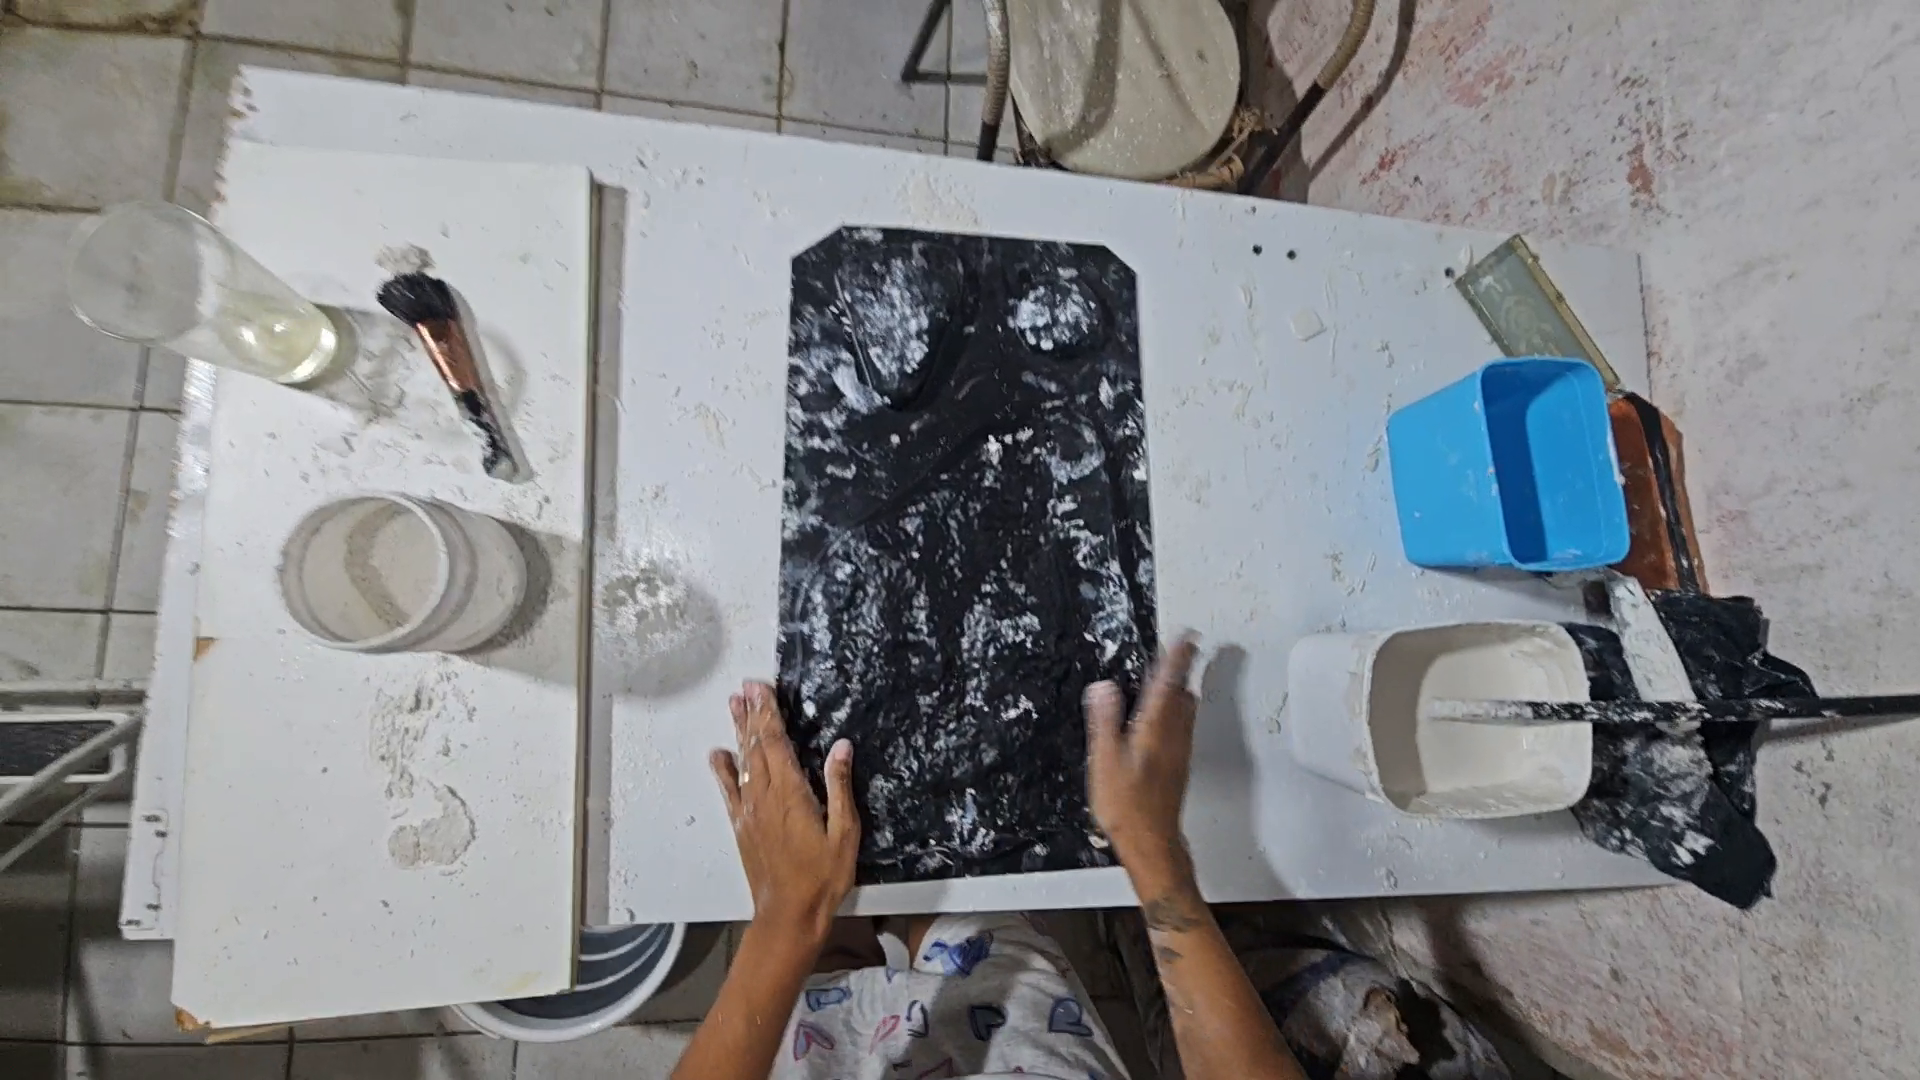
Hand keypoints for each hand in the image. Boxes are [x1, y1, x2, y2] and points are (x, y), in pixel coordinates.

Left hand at [709, 682, 858, 944]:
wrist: (788, 916)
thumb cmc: (823, 875)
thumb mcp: (845, 832)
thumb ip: (839, 787)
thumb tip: (841, 745)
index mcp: (791, 794)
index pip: (776, 743)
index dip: (768, 713)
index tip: (761, 688)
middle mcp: (764, 797)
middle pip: (755, 746)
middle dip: (752, 713)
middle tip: (746, 686)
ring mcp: (749, 811)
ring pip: (742, 762)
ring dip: (738, 731)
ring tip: (734, 705)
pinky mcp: (742, 826)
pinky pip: (730, 791)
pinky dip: (723, 770)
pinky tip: (718, 754)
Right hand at [1084, 636, 1199, 876]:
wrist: (1151, 843)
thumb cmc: (1126, 804)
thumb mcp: (1105, 760)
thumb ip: (1105, 721)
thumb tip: (1104, 686)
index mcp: (1155, 729)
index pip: (1168, 685)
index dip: (1177, 659)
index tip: (1187, 637)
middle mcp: (1173, 736)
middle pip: (1182, 694)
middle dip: (1181, 670)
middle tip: (1179, 650)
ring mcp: (1178, 751)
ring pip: (1185, 710)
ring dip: (1181, 689)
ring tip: (1173, 675)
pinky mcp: (1178, 765)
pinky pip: (1182, 725)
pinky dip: (1177, 708)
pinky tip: (1166, 714)